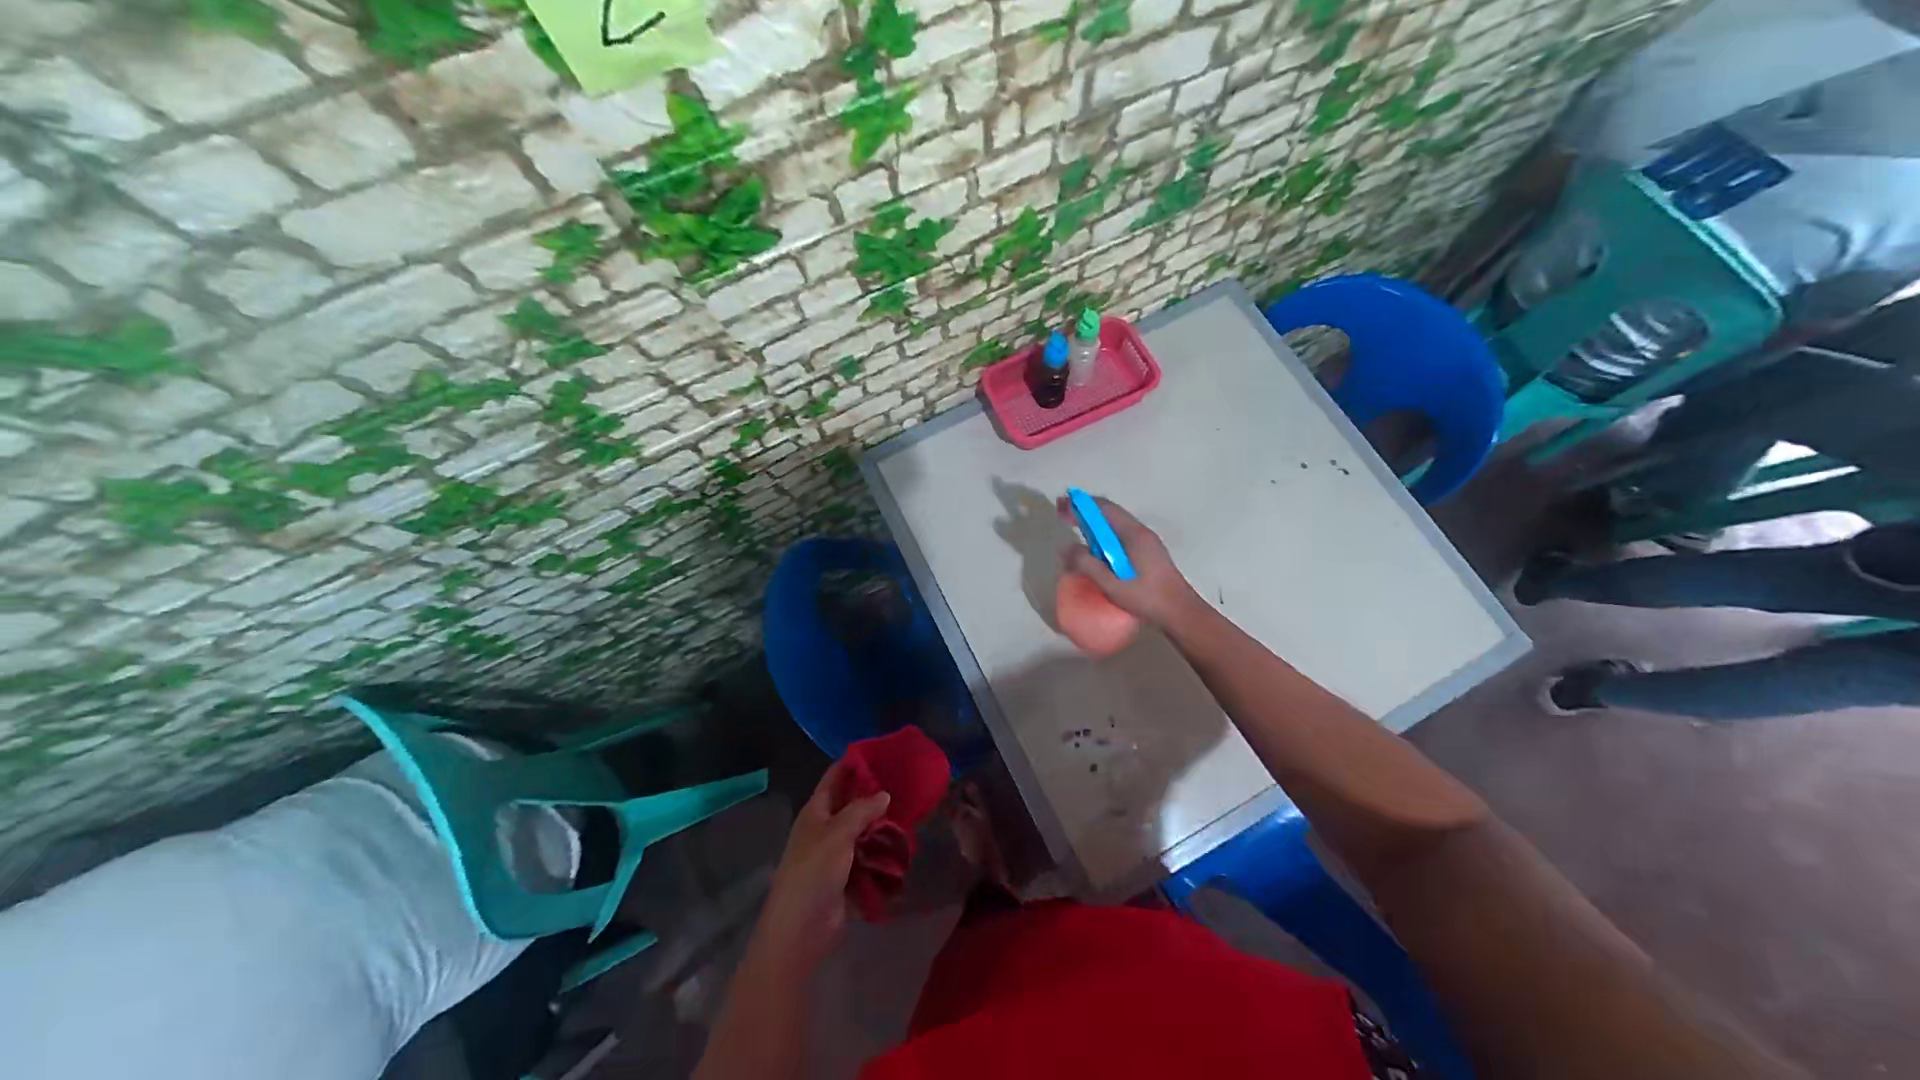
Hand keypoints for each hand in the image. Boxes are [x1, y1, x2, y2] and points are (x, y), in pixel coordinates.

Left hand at [753, 761, 890, 974]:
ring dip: (883, 827)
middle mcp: (824, 829)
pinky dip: (883, 854)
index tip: (882, 753)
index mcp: (815, 812)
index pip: (834, 778)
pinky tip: (904, 848)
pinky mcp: (847, 879)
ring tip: (913, 815)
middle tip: (907, 784)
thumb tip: (884, 794)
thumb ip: (862, 810)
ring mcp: (835, 855)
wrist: (800, 929)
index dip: (854, 763)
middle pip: (852, 805)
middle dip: (875, 796)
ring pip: (863, 832)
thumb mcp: (837, 833)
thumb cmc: (814, 872)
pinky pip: (869, 859)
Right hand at [1057, 494, 1205, 629]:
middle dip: (1085, 511)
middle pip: (1109, 513)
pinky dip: (1104, 536)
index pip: (1103, 509)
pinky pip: (1121, 536)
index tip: (1061, 504)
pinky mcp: (1148, 553)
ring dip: (1095, 524)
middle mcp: (1141, 532)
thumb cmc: (1146, 598)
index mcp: (1133, 534)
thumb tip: (1064, 547)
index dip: (1080, 505)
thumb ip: (1087, 564)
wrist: (1180, 613)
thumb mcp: (1111, 583)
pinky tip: (1096, 550)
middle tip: (1063, 515)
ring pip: (1115, 525)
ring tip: (1075, 530)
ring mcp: (1146, 542)